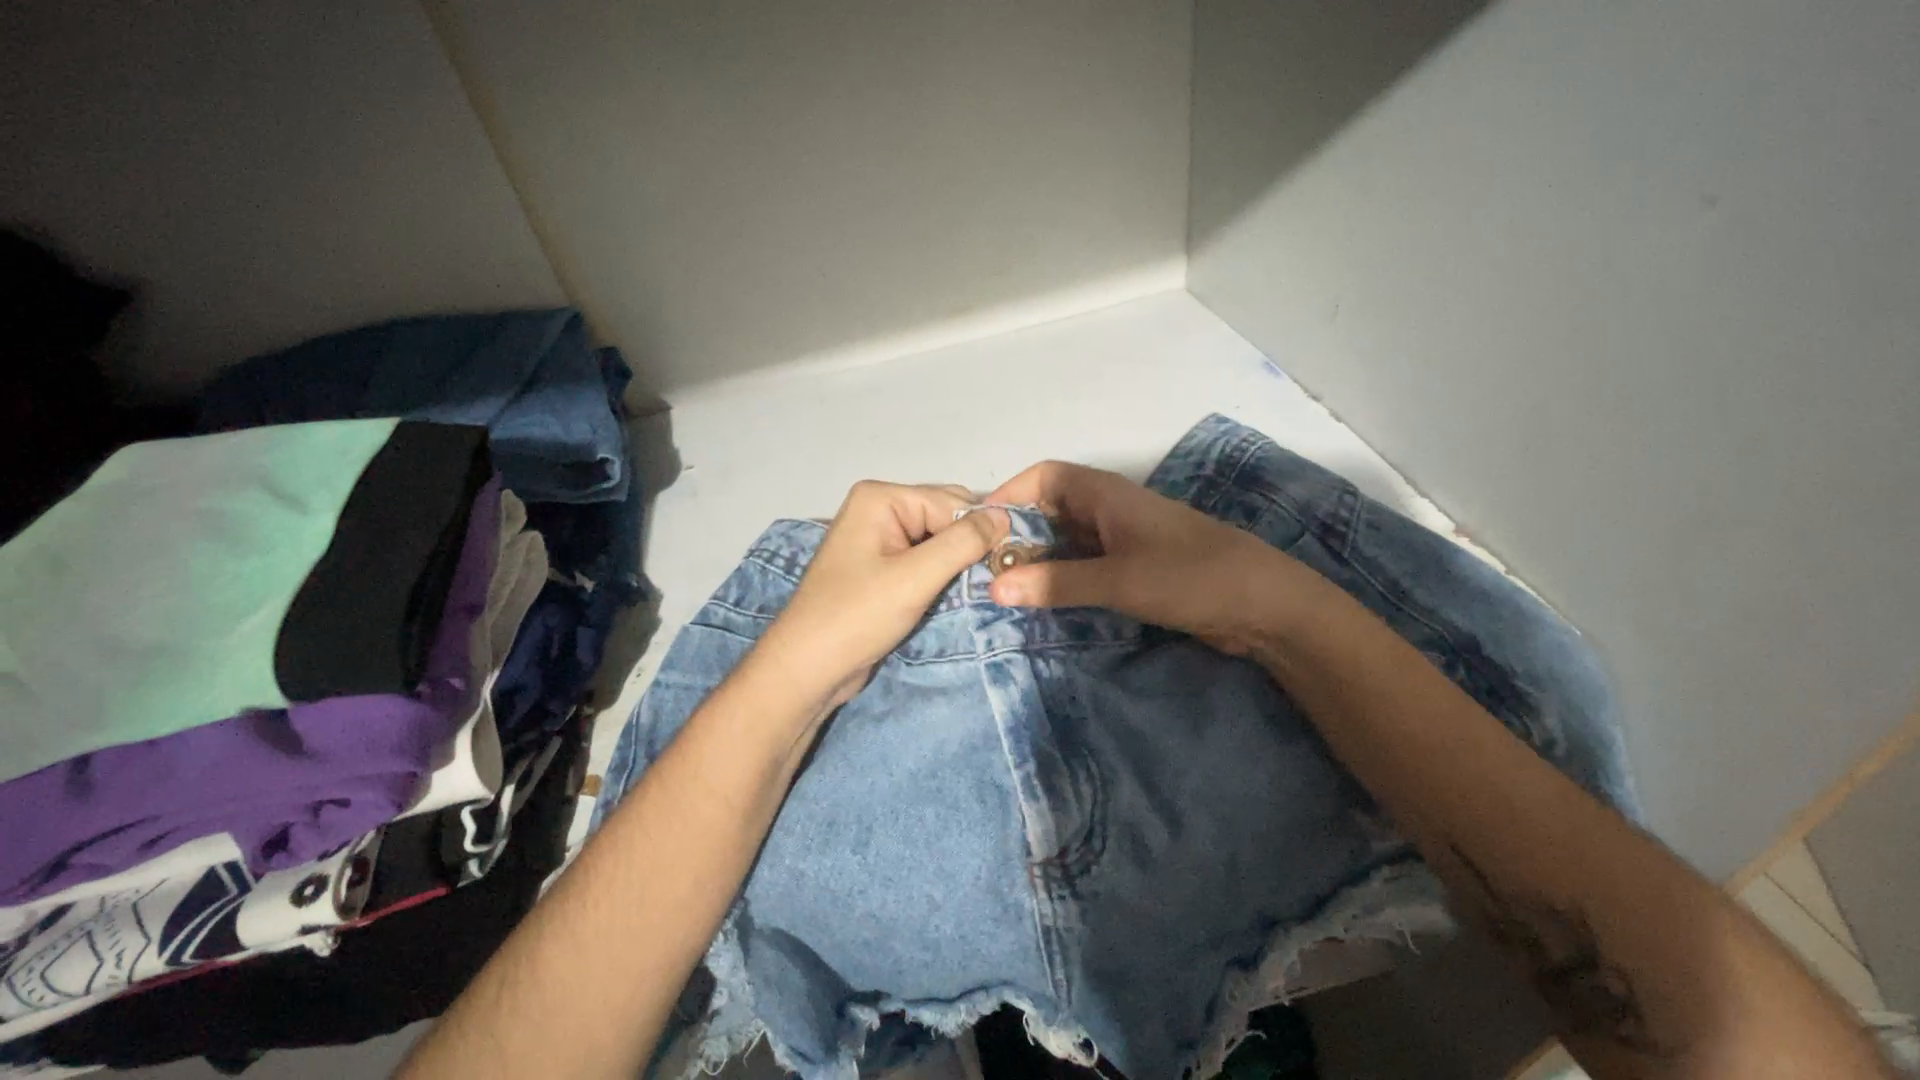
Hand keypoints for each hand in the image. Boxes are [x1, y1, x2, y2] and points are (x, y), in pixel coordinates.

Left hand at [751, 481, 1006, 708]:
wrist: (808, 669)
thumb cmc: (856, 617)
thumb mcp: (915, 578)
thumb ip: (962, 543)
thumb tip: (1006, 516)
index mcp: (880, 498)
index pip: (952, 502)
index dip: (981, 531)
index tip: (1008, 564)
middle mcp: (879, 509)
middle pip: (947, 516)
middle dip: (971, 545)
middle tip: (998, 577)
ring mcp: (879, 539)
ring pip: (940, 541)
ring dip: (959, 563)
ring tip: (981, 587)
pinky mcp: (882, 568)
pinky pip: (926, 560)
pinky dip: (944, 575)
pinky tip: (957, 594)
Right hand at [982, 461, 1313, 653]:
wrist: (1265, 607)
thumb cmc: (1193, 577)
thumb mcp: (1120, 580)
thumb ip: (1057, 583)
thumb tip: (992, 586)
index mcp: (1107, 494)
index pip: (1044, 477)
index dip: (1008, 494)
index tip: (976, 528)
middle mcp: (1112, 510)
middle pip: (1051, 509)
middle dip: (1017, 533)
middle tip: (981, 568)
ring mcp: (1125, 540)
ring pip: (1068, 540)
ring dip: (1039, 559)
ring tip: (1003, 588)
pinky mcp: (1137, 569)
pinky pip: (1087, 565)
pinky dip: (1063, 577)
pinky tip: (1045, 601)